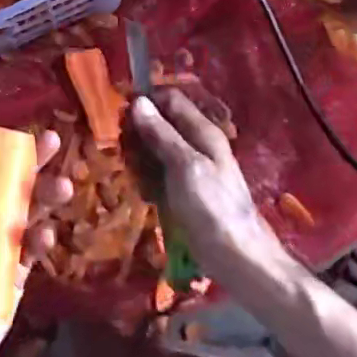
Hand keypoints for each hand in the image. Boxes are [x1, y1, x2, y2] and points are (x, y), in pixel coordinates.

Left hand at [0, 130, 70, 356]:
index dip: (1, 151)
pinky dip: (41, 239)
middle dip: (34, 164)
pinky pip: (34, 250)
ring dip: (47, 197)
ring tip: (64, 185)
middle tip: (56, 142)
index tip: (19, 130)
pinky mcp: (19, 272)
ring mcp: (4, 244)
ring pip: (30, 212)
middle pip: (13, 185)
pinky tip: (45, 231)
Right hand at [128, 90, 298, 293]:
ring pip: (154, 148)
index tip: (119, 112)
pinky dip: (146, 177)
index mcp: (203, 132)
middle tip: (121, 146)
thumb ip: (162, 134)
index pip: (170, 99)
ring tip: (131, 171)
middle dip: (137, 131)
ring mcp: (189, 168)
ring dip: (139, 156)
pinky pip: (156, 172)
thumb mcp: (185, 165)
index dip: (145, 101)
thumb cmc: (212, 207)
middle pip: (159, 123)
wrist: (237, 257)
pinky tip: (142, 190)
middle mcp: (196, 144)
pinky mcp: (182, 189)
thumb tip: (138, 102)